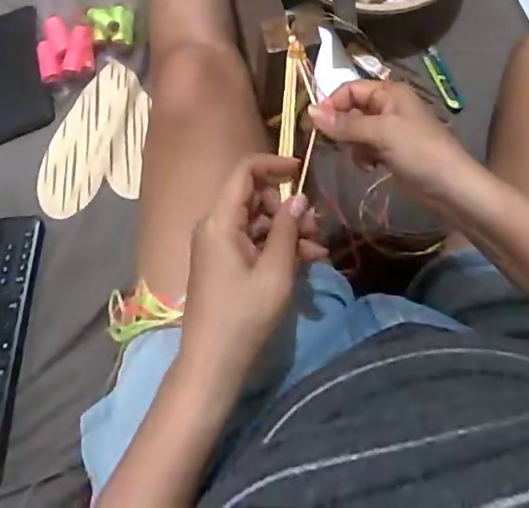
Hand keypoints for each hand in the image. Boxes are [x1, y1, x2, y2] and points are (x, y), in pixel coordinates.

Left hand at [180, 156, 324, 370]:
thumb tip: (299, 199)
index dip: (273, 164)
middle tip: (314, 228)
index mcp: (220, 221)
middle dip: (287, 207)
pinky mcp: (224, 262)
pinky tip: (306, 260)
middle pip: (255, 197)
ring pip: (258, 220)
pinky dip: (278, 246)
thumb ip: (288, 229)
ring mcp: (218, 244)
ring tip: (317, 250)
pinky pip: (254, 240)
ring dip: (288, 230)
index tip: (301, 170)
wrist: (212, 365)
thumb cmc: (244, 315)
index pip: (245, 172)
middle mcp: (215, 225)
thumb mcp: (275, 271)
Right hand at [308, 80, 472, 207]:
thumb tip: (310, 112)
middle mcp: (389, 106)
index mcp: (389, 92)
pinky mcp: (392, 150)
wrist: (451, 187)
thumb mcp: (380, 133)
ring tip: (363, 158)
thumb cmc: (418, 151)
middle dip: (343, 127)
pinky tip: (369, 167)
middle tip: (338, 145)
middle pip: (352, 109)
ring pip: (357, 130)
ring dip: (353, 144)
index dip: (332, 103)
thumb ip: (345, 124)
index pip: (350, 89)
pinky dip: (364, 156)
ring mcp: (391, 129)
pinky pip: (366, 147)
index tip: (315, 125)